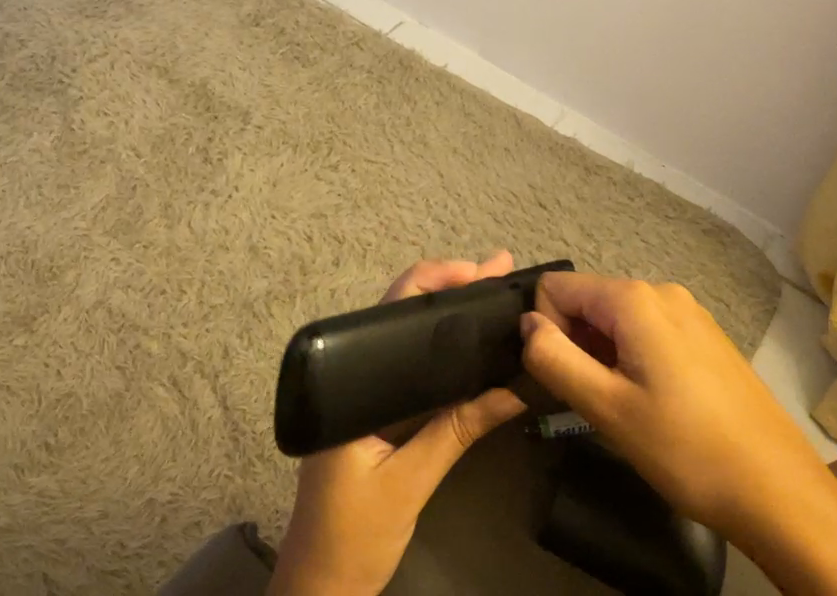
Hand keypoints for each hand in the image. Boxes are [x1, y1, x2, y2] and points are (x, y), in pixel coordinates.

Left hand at [268, 253, 527, 595]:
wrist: (322, 587)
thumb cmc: (354, 533)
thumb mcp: (410, 480)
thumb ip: (457, 429)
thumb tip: (514, 386)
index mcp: (344, 381)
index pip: (390, 315)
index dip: (435, 284)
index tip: (479, 272)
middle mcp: (348, 378)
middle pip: (401, 320)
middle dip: (450, 292)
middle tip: (500, 273)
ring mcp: (361, 399)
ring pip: (408, 345)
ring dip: (450, 322)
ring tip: (495, 296)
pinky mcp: (374, 419)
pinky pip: (412, 374)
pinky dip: (443, 357)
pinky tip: (474, 350)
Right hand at [520, 273, 836, 595]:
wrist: (780, 491)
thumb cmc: (686, 449)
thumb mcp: (606, 407)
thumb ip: (553, 358)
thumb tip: (525, 323)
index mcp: (635, 300)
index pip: (555, 288)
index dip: (546, 331)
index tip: (565, 381)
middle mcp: (662, 292)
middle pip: (587, 302)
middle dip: (575, 344)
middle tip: (592, 401)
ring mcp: (690, 314)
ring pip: (616, 321)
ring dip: (603, 357)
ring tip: (624, 409)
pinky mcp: (707, 339)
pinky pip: (648, 333)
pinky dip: (632, 361)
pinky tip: (653, 406)